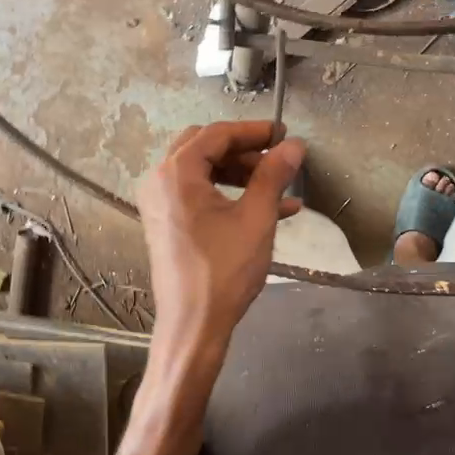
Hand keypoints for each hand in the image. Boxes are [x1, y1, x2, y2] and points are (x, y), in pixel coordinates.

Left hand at [139, 121, 305, 345]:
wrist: (194, 324)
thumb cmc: (223, 271)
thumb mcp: (256, 219)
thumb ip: (273, 176)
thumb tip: (294, 146)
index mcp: (176, 174)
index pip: (216, 134)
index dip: (253, 131)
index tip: (284, 133)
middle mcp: (160, 181)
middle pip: (204, 147)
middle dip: (244, 150)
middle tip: (277, 156)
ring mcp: (160, 203)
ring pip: (203, 170)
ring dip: (240, 173)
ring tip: (278, 185)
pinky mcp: (167, 223)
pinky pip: (198, 194)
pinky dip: (229, 194)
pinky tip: (273, 209)